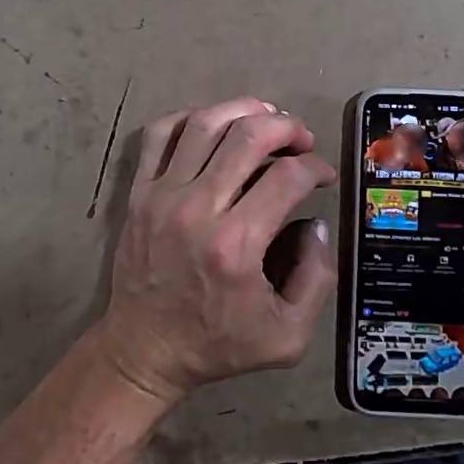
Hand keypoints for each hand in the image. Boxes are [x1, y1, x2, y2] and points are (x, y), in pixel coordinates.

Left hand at [90, 97, 336, 402]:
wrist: (142, 353)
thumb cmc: (216, 344)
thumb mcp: (287, 337)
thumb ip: (317, 278)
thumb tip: (315, 224)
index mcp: (236, 245)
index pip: (288, 176)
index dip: (317, 167)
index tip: (324, 176)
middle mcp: (198, 209)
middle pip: (249, 135)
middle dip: (288, 127)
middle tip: (302, 140)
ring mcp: (162, 195)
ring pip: (207, 123)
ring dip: (246, 110)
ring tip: (267, 119)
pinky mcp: (139, 192)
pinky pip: (162, 132)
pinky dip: (194, 116)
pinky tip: (217, 126)